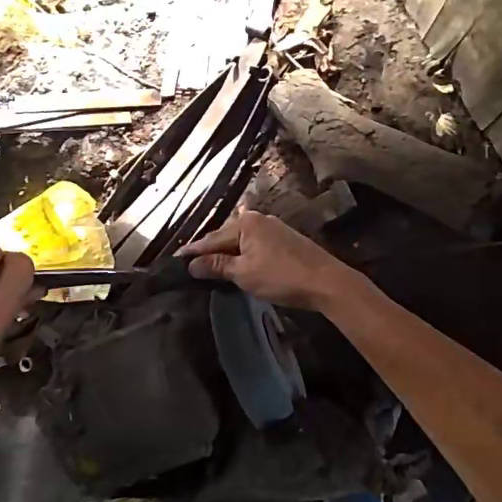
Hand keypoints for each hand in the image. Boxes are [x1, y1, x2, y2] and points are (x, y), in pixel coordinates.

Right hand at [176, 211, 360, 310]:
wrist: (326, 282)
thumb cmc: (282, 276)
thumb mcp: (244, 273)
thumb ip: (217, 266)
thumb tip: (192, 264)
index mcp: (246, 222)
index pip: (211, 239)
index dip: (193, 251)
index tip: (175, 259)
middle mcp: (259, 219)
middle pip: (226, 237)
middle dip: (209, 251)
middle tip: (189, 265)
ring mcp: (274, 229)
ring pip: (241, 242)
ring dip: (226, 254)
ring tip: (209, 267)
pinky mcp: (285, 241)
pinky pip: (254, 246)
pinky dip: (242, 255)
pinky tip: (237, 264)